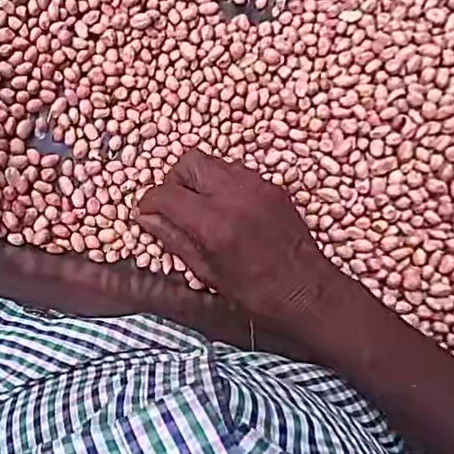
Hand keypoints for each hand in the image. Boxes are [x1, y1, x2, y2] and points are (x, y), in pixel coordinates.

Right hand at [136, 150, 346, 331]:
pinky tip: (225, 208)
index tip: (146, 212)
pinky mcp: (272, 186)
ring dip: (198, 179)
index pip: (166, 194)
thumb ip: (173, 239)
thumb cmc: (255, 291)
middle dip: (174, 181)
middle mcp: (234, 196)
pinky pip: (236, 171)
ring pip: (212, 162)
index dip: (149, 202)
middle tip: (174, 205)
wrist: (307, 290)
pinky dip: (221, 183)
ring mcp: (256, 187)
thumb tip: (145, 218)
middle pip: (188, 162)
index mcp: (214, 224)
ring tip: (199, 207)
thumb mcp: (206, 271)